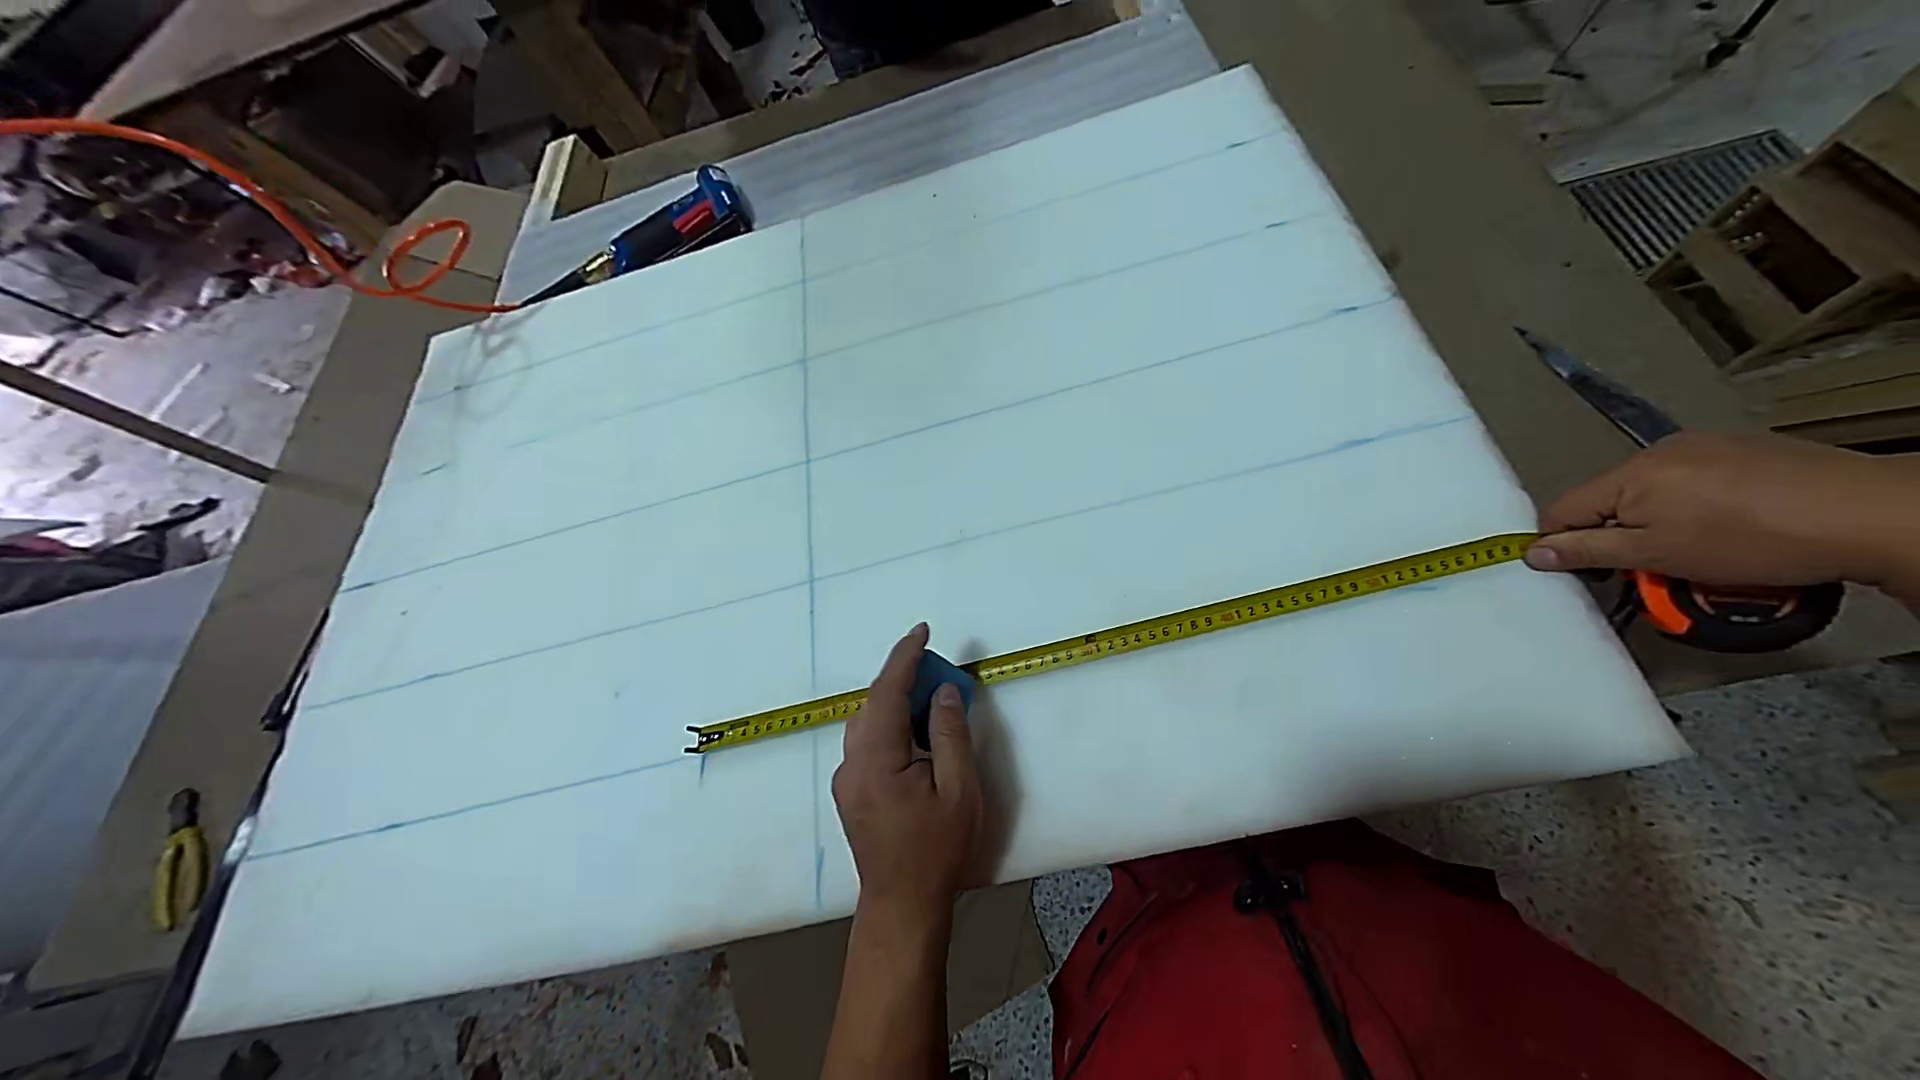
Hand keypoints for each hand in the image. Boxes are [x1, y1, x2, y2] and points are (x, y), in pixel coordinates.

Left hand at [832, 623, 980, 922]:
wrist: (903, 905)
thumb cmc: (938, 850)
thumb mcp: (960, 791)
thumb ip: (950, 734)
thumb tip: (942, 692)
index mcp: (876, 761)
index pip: (887, 693)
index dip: (904, 657)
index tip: (921, 630)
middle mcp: (851, 763)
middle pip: (874, 704)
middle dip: (904, 678)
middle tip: (939, 671)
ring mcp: (846, 778)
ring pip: (868, 722)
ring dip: (896, 701)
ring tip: (931, 700)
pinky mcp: (850, 790)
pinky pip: (867, 741)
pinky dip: (890, 724)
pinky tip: (915, 734)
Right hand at [1525, 432, 1919, 601]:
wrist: (1875, 515)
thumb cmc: (1758, 539)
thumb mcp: (1658, 555)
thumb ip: (1589, 551)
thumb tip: (1535, 551)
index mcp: (1630, 474)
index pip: (1563, 509)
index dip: (1562, 542)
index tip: (1583, 569)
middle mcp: (1660, 450)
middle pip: (1608, 499)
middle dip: (1618, 534)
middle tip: (1650, 566)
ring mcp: (1707, 445)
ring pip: (1652, 491)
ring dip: (1657, 521)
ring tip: (1697, 549)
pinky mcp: (1746, 448)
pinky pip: (1695, 480)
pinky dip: (1696, 506)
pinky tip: (1731, 525)